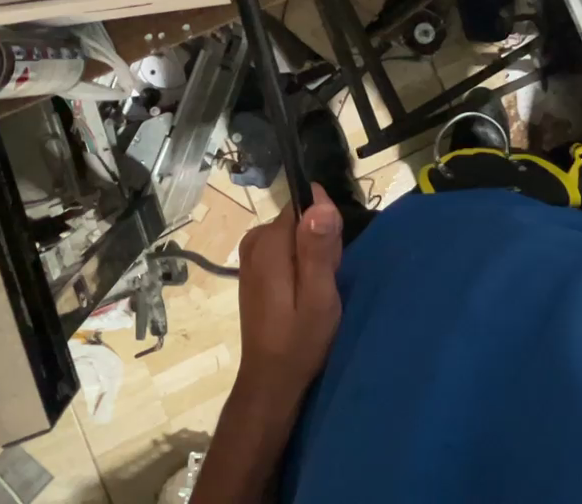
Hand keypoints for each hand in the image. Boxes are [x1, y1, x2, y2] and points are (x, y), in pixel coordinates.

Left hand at [232, 192, 343, 408]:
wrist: (270, 380)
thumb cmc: (299, 341)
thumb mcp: (319, 297)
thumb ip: (318, 249)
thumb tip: (320, 201)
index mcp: (268, 243)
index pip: (308, 207)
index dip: (326, 232)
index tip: (330, 262)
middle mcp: (255, 240)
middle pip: (301, 220)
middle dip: (320, 245)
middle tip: (324, 283)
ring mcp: (251, 253)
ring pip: (296, 233)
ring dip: (313, 256)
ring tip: (316, 291)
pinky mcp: (254, 266)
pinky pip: (286, 247)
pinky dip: (300, 264)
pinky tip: (304, 292)